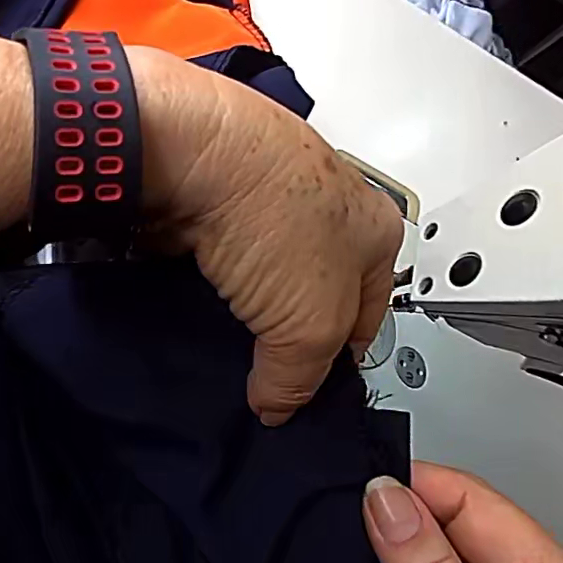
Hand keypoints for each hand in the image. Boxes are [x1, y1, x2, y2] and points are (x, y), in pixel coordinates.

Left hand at [131, 46, 402, 423]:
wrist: (196, 156)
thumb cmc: (274, 214)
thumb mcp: (312, 321)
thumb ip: (298, 375)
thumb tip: (277, 406)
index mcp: (374, 232)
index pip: (369, 317)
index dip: (339, 361)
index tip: (310, 392)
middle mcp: (319, 212)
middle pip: (309, 294)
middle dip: (282, 334)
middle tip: (258, 370)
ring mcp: (261, 203)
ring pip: (255, 277)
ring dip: (237, 308)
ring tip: (217, 340)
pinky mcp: (209, 204)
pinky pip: (211, 260)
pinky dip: (201, 284)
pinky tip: (189, 305)